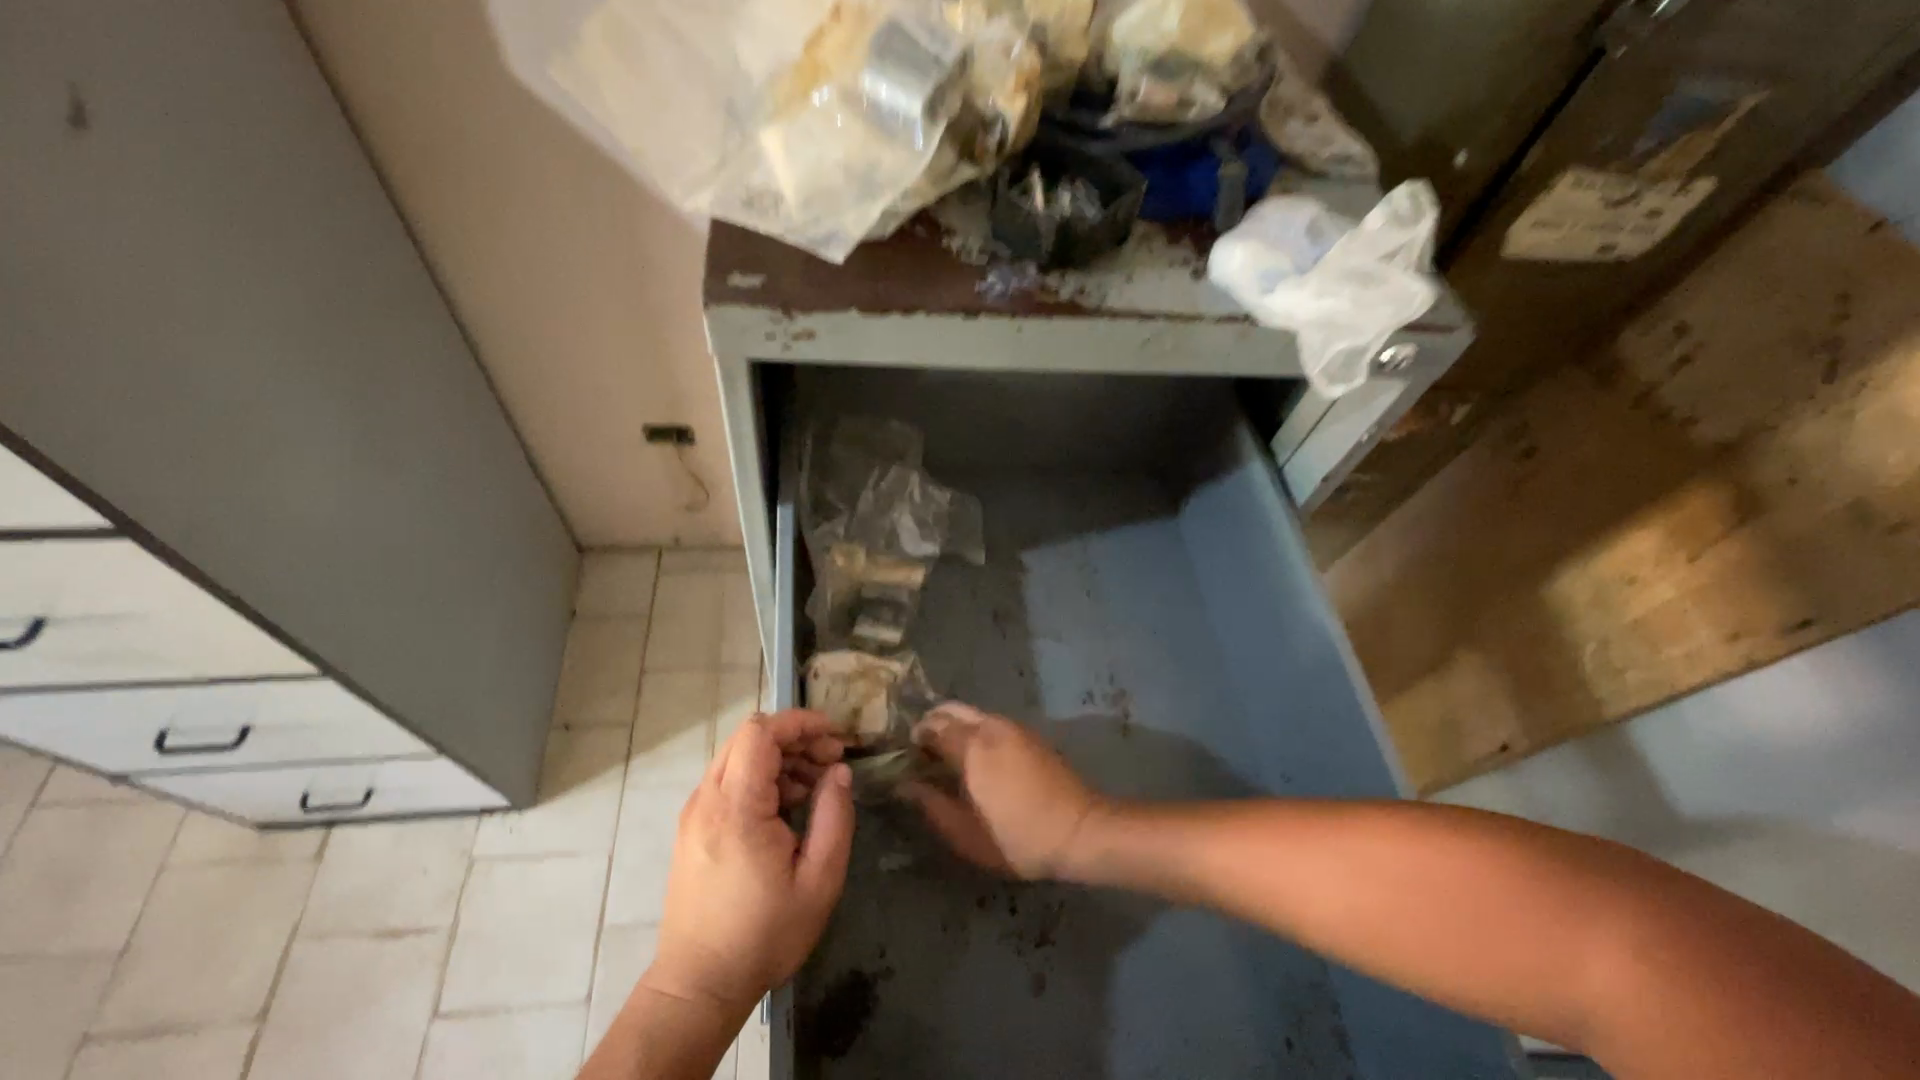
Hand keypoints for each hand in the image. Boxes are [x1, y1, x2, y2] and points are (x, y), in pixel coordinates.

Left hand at [645, 710, 853, 1014]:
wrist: (699, 983)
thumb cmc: (764, 935)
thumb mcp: (819, 880)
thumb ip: (834, 817)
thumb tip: (839, 772)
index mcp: (736, 807)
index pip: (761, 732)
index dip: (801, 723)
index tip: (836, 738)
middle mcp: (706, 800)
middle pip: (748, 738)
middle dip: (794, 738)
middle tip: (832, 763)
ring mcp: (694, 814)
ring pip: (736, 758)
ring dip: (778, 760)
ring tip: (816, 789)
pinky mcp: (691, 830)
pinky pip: (727, 783)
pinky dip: (759, 780)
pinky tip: (787, 810)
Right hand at [905, 702, 1105, 879]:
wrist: (1081, 831)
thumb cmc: (1018, 838)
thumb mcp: (966, 834)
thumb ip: (932, 805)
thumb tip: (905, 786)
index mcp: (971, 746)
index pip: (930, 727)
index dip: (913, 740)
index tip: (903, 759)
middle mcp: (991, 727)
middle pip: (950, 710)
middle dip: (931, 725)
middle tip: (922, 755)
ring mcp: (1014, 728)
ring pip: (973, 714)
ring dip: (954, 727)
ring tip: (947, 758)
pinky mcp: (1031, 736)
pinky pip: (992, 723)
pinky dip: (975, 731)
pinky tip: (976, 760)